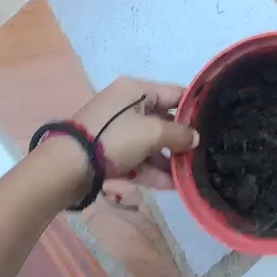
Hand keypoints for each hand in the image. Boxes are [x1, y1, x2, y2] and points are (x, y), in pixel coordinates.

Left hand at [70, 77, 198, 194]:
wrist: (65, 169)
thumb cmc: (112, 139)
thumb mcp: (151, 133)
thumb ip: (178, 134)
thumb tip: (195, 138)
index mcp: (136, 90)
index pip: (174, 93)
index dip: (193, 108)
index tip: (212, 123)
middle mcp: (127, 107)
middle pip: (163, 120)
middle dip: (181, 139)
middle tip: (201, 153)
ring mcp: (117, 132)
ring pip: (151, 143)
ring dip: (168, 159)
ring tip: (188, 174)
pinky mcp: (109, 154)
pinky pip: (138, 159)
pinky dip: (152, 170)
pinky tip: (171, 185)